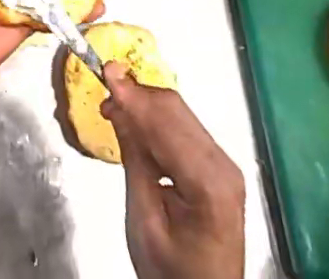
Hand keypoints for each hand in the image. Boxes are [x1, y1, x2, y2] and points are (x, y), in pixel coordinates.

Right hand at [103, 62, 244, 278]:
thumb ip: (134, 160)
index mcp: (209, 184)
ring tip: (114, 108)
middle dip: (137, 95)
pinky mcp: (219, 167)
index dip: (133, 94)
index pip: (165, 123)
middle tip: (103, 92)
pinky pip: (185, 130)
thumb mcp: (143, 222)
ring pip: (181, 115)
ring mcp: (225, 165)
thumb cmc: (171, 273)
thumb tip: (119, 109)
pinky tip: (137, 124)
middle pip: (176, 112)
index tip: (106, 71)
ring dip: (146, 105)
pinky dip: (158, 120)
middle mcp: (223, 166)